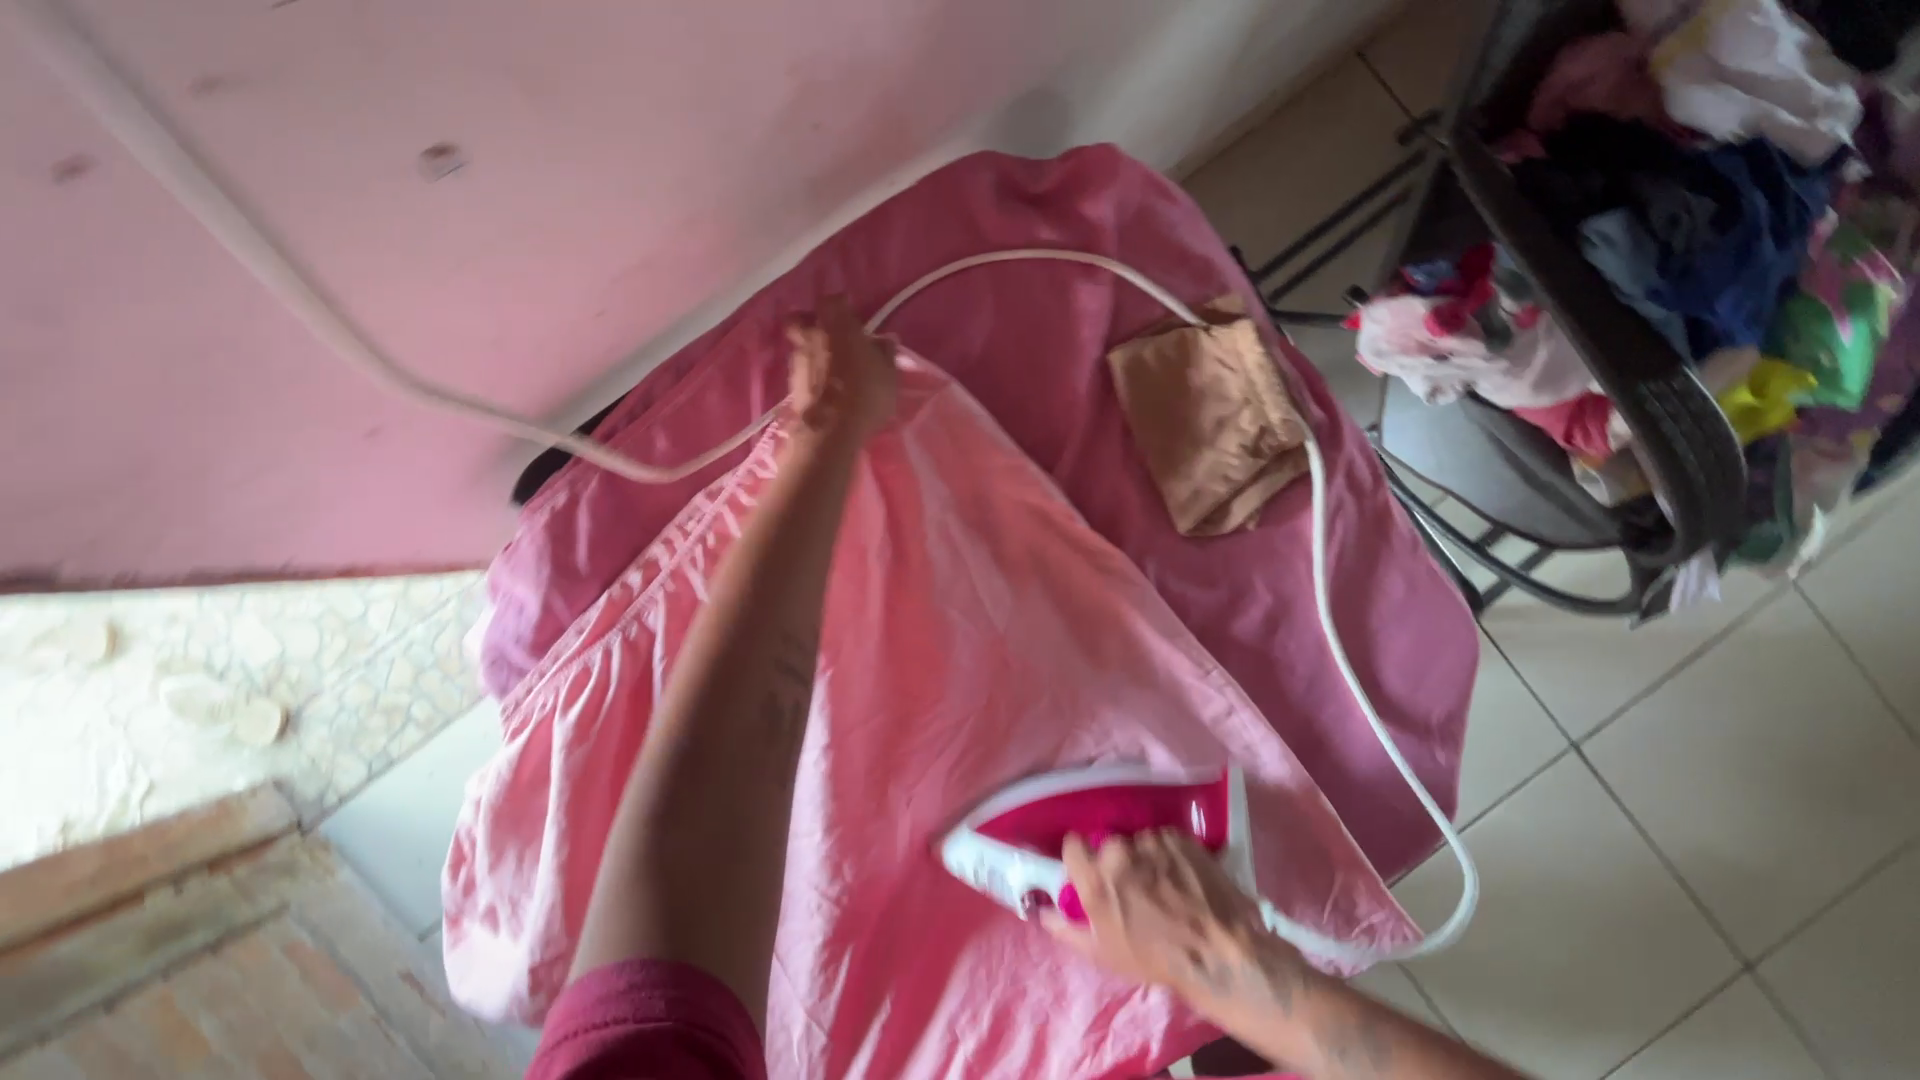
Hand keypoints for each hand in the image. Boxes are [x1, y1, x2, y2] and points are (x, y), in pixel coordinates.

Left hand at [786, 294, 898, 442]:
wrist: (830, 432)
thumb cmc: (865, 394)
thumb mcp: (888, 374)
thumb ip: (885, 352)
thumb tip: (884, 340)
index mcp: (836, 326)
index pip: (833, 300)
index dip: (841, 305)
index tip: (852, 314)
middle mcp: (811, 337)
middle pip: (803, 319)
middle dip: (814, 323)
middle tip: (831, 336)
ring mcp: (797, 362)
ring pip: (801, 346)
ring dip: (814, 351)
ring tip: (832, 368)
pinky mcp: (791, 386)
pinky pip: (803, 370)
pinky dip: (812, 374)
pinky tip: (826, 388)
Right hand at [1041, 830, 1303, 1004]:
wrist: (1220, 953)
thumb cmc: (1157, 959)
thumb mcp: (1104, 953)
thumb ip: (1066, 928)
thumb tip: (1042, 911)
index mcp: (1096, 879)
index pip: (1073, 845)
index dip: (1081, 858)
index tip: (1092, 871)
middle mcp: (1118, 852)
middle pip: (1109, 845)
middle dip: (1117, 861)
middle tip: (1135, 887)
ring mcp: (1151, 842)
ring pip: (1139, 843)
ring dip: (1145, 858)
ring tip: (1166, 885)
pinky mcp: (1180, 837)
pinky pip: (1165, 840)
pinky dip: (1170, 854)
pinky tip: (1184, 877)